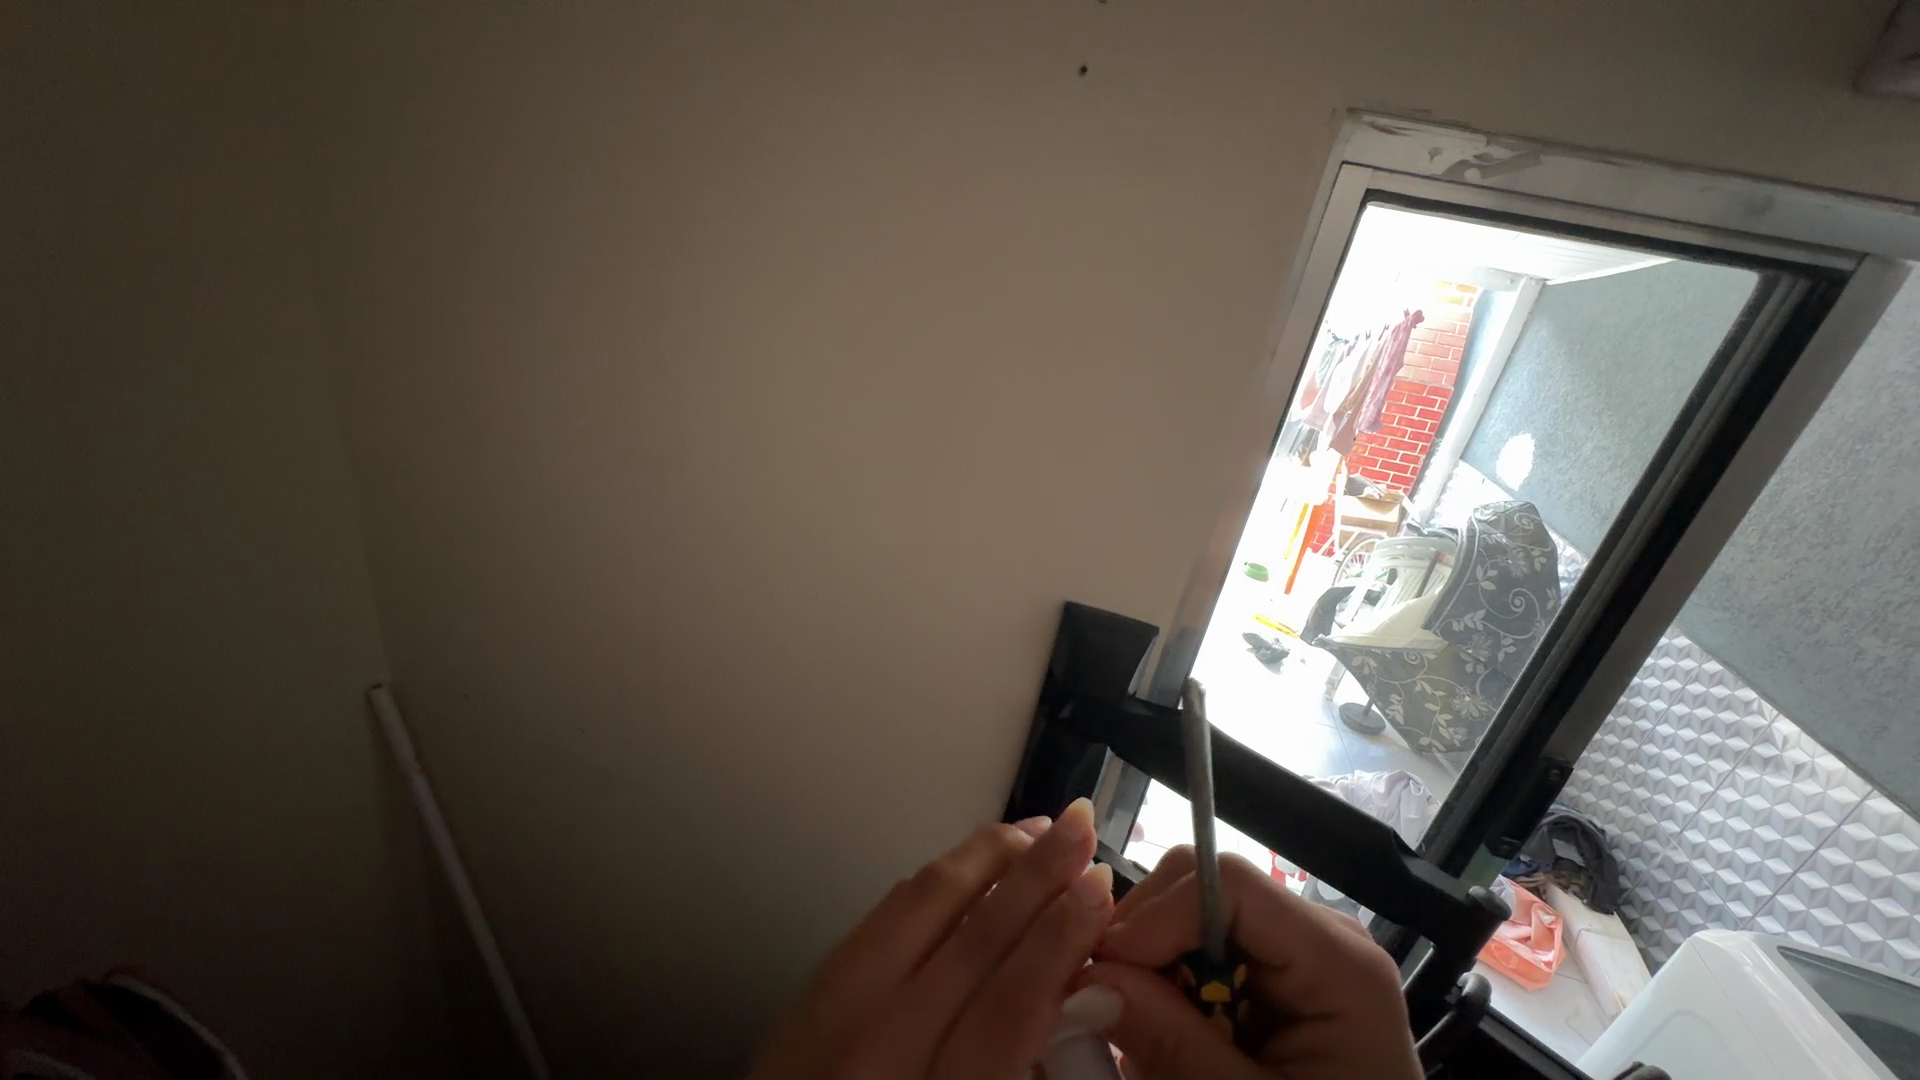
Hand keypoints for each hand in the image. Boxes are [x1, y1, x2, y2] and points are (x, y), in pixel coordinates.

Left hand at [749, 798, 1114, 1079]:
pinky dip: (938, 875)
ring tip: (1036, 830)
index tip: (1099, 886)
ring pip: (921, 903)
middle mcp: (877, 1047)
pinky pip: (886, 908)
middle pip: (970, 938)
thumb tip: (1080, 988)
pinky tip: (972, 859)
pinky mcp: (813, 983)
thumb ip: (1022, 1064)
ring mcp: (833, 1007)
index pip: (1006, 1004)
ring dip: (986, 857)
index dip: (1059, 937)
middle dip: (1034, 874)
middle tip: (1080, 825)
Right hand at [1078, 846, 1418, 1079]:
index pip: (1229, 883)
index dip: (1159, 913)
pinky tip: (1166, 1038)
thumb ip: (1173, 1044)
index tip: (1105, 968)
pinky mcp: (1270, 971)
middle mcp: (1314, 933)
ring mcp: (1290, 949)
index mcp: (1337, 960)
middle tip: (1105, 1003)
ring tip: (1138, 1036)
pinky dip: (1165, 987)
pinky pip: (1195, 950)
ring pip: (1186, 915)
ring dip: (1147, 968)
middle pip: (1200, 886)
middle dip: (1144, 937)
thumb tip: (1087, 980)